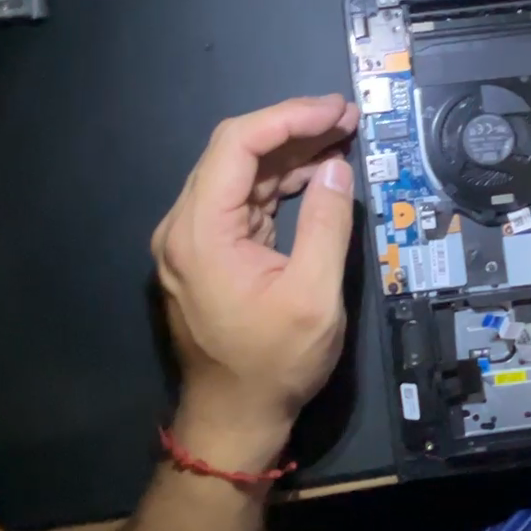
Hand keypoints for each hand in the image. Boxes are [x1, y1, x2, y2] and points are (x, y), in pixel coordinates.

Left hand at [151, 95, 359, 472]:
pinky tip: (315, 175)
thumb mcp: (313, 297)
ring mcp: (192, 239)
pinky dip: (279, 184)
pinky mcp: (207, 251)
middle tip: (346, 119)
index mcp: (200, 232)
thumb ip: (324, 223)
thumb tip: (335, 167)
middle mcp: (185, 225)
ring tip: (340, 139)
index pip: (236, 145)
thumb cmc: (272, 365)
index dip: (288, 117)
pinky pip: (242, 202)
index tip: (335, 111)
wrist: (233, 419)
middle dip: (292, 129)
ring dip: (288, 155)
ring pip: (239, 174)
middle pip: (234, 152)